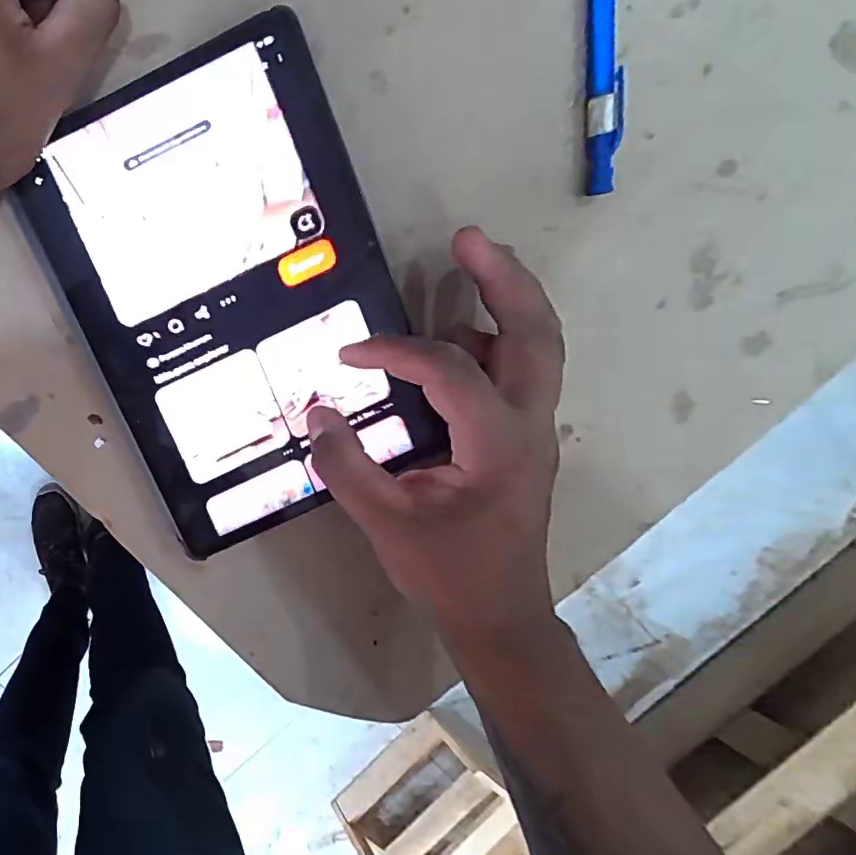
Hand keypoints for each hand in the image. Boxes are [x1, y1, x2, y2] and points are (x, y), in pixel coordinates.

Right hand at [309, 227, 564, 635]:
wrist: (501, 616)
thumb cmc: (448, 572)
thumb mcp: (386, 521)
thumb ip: (346, 465)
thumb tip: (317, 411)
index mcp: (499, 441)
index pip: (448, 368)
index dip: (395, 351)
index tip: (349, 354)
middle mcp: (529, 424)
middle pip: (536, 330)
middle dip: (504, 277)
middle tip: (469, 238)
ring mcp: (534, 430)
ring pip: (537, 347)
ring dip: (505, 305)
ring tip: (468, 271)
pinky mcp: (523, 440)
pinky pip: (518, 373)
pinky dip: (491, 345)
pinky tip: (454, 346)